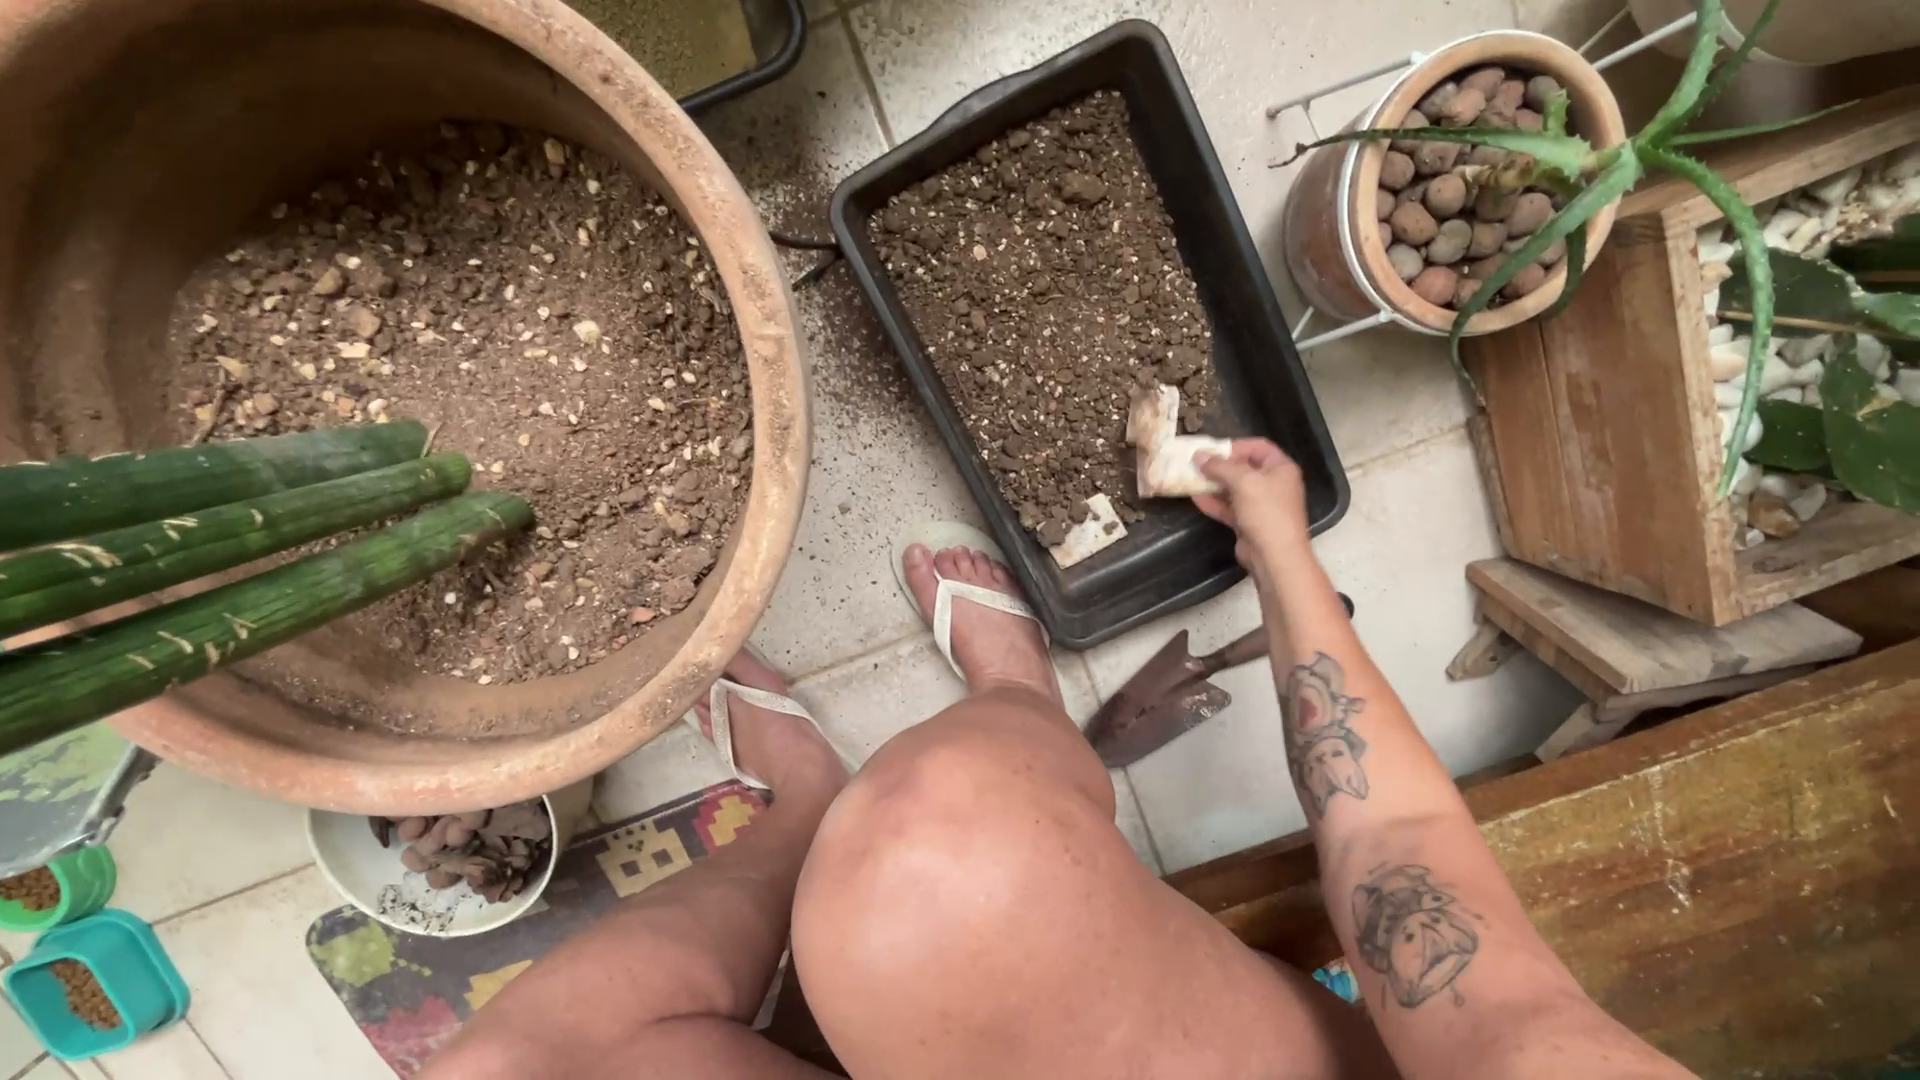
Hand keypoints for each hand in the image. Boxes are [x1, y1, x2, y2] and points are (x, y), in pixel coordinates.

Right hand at [1193, 439, 1310, 578]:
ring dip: (1213, 484)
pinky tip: (1195, 498)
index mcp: (1281, 469)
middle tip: (1197, 464)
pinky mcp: (1249, 522)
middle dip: (1220, 466)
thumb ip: (1219, 466)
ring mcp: (1261, 505)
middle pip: (1244, 468)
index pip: (1259, 447)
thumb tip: (1198, 455)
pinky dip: (1213, 503)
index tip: (1212, 450)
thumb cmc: (1266, 512)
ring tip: (1191, 479)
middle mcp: (1273, 484)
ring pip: (1234, 489)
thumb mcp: (1243, 481)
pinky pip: (1229, 507)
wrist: (1275, 556)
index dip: (1236, 445)